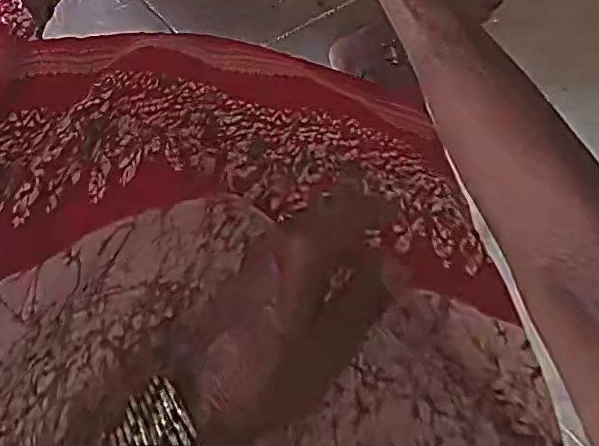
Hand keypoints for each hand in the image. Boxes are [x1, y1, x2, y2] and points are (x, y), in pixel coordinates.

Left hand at [171, 185, 396, 443]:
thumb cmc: (272, 369)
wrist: (202, 391)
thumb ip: (363, 298)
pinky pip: (295, 239)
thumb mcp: (329, 344)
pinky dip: (318, 242)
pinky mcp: (251, 267)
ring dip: (336, 227)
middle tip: (383, 221)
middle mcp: (281, 238)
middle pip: (325, 210)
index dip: (375, 208)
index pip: (347, 211)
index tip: (397, 211)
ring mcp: (262, 250)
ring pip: (308, 224)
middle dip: (355, 211)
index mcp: (305, 248)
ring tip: (361, 245)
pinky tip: (326, 265)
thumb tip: (394, 263)